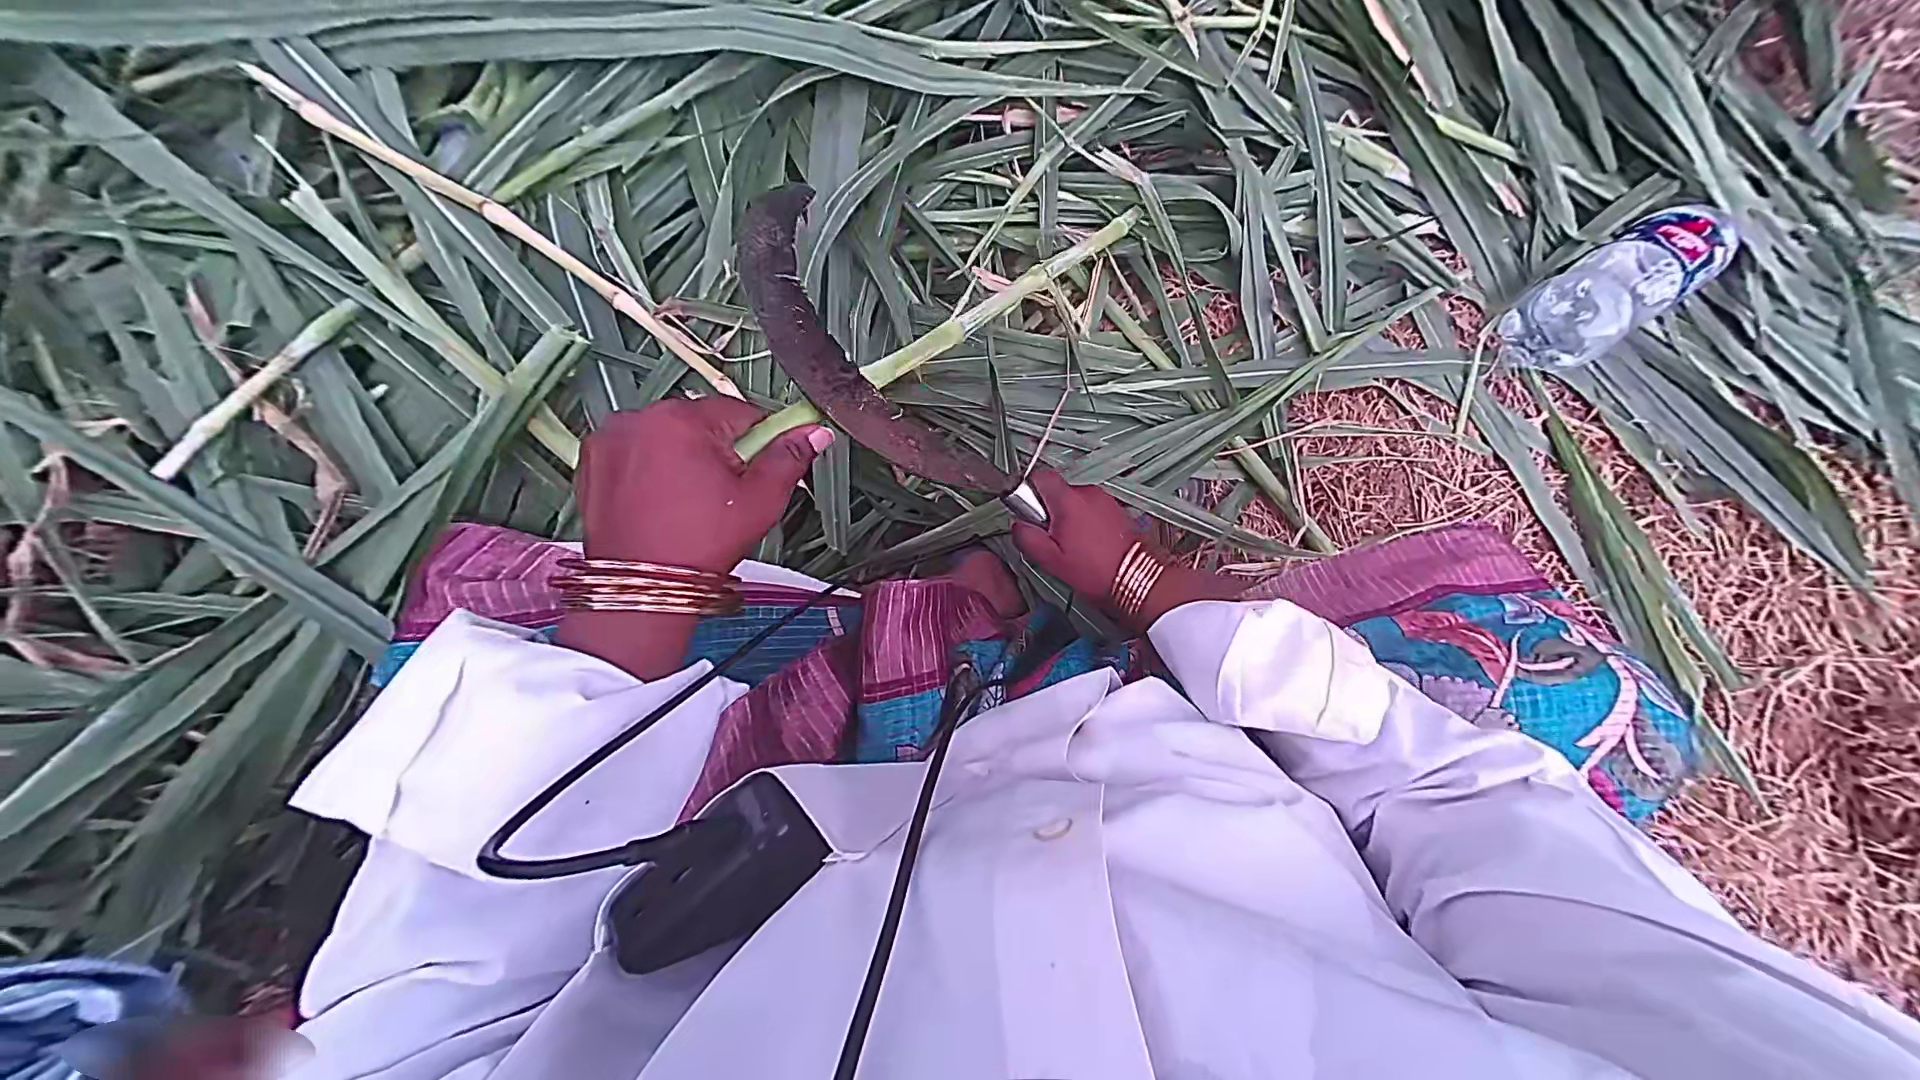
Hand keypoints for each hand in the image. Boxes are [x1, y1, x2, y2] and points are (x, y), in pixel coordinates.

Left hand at [576, 398, 833, 573]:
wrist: (645, 584)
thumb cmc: (700, 545)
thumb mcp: (760, 500)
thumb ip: (789, 458)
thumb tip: (814, 432)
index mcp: (683, 421)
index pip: (741, 412)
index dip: (759, 440)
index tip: (761, 465)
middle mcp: (640, 418)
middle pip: (701, 421)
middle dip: (719, 449)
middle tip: (725, 492)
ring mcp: (610, 438)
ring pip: (668, 435)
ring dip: (684, 455)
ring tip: (691, 499)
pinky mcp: (593, 459)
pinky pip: (636, 449)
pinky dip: (651, 466)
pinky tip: (663, 498)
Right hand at [1012, 469, 1240, 631]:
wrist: (1137, 579)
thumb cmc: (1096, 571)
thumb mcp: (1050, 559)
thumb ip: (1026, 537)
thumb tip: (1018, 525)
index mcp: (1068, 501)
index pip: (1039, 476)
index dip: (1028, 492)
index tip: (1028, 513)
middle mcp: (1089, 493)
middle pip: (1057, 490)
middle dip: (1049, 511)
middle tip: (1052, 538)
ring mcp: (1106, 500)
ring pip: (1075, 501)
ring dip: (1068, 518)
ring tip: (1072, 546)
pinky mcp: (1117, 510)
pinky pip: (1092, 509)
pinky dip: (1086, 523)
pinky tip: (1088, 546)